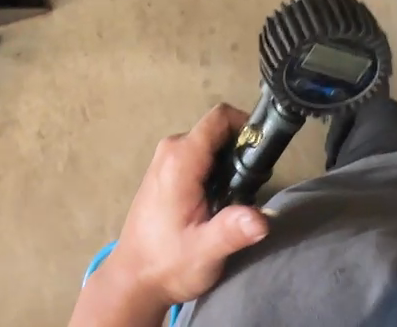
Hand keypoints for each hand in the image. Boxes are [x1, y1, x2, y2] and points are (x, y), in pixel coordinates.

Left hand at [102, 105, 269, 307]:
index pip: (219, 118)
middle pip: (216, 131)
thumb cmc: (167, 263)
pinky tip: (217, 202)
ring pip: (208, 144)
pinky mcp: (166, 169)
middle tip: (253, 187)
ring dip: (227, 164)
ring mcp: (166, 158)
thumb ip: (231, 231)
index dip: (245, 125)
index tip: (263, 149)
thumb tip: (262, 218)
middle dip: (239, 152)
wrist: (133, 278)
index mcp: (181, 159)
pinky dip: (214, 170)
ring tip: (235, 200)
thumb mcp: (204, 252)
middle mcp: (172, 149)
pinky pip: (198, 155)